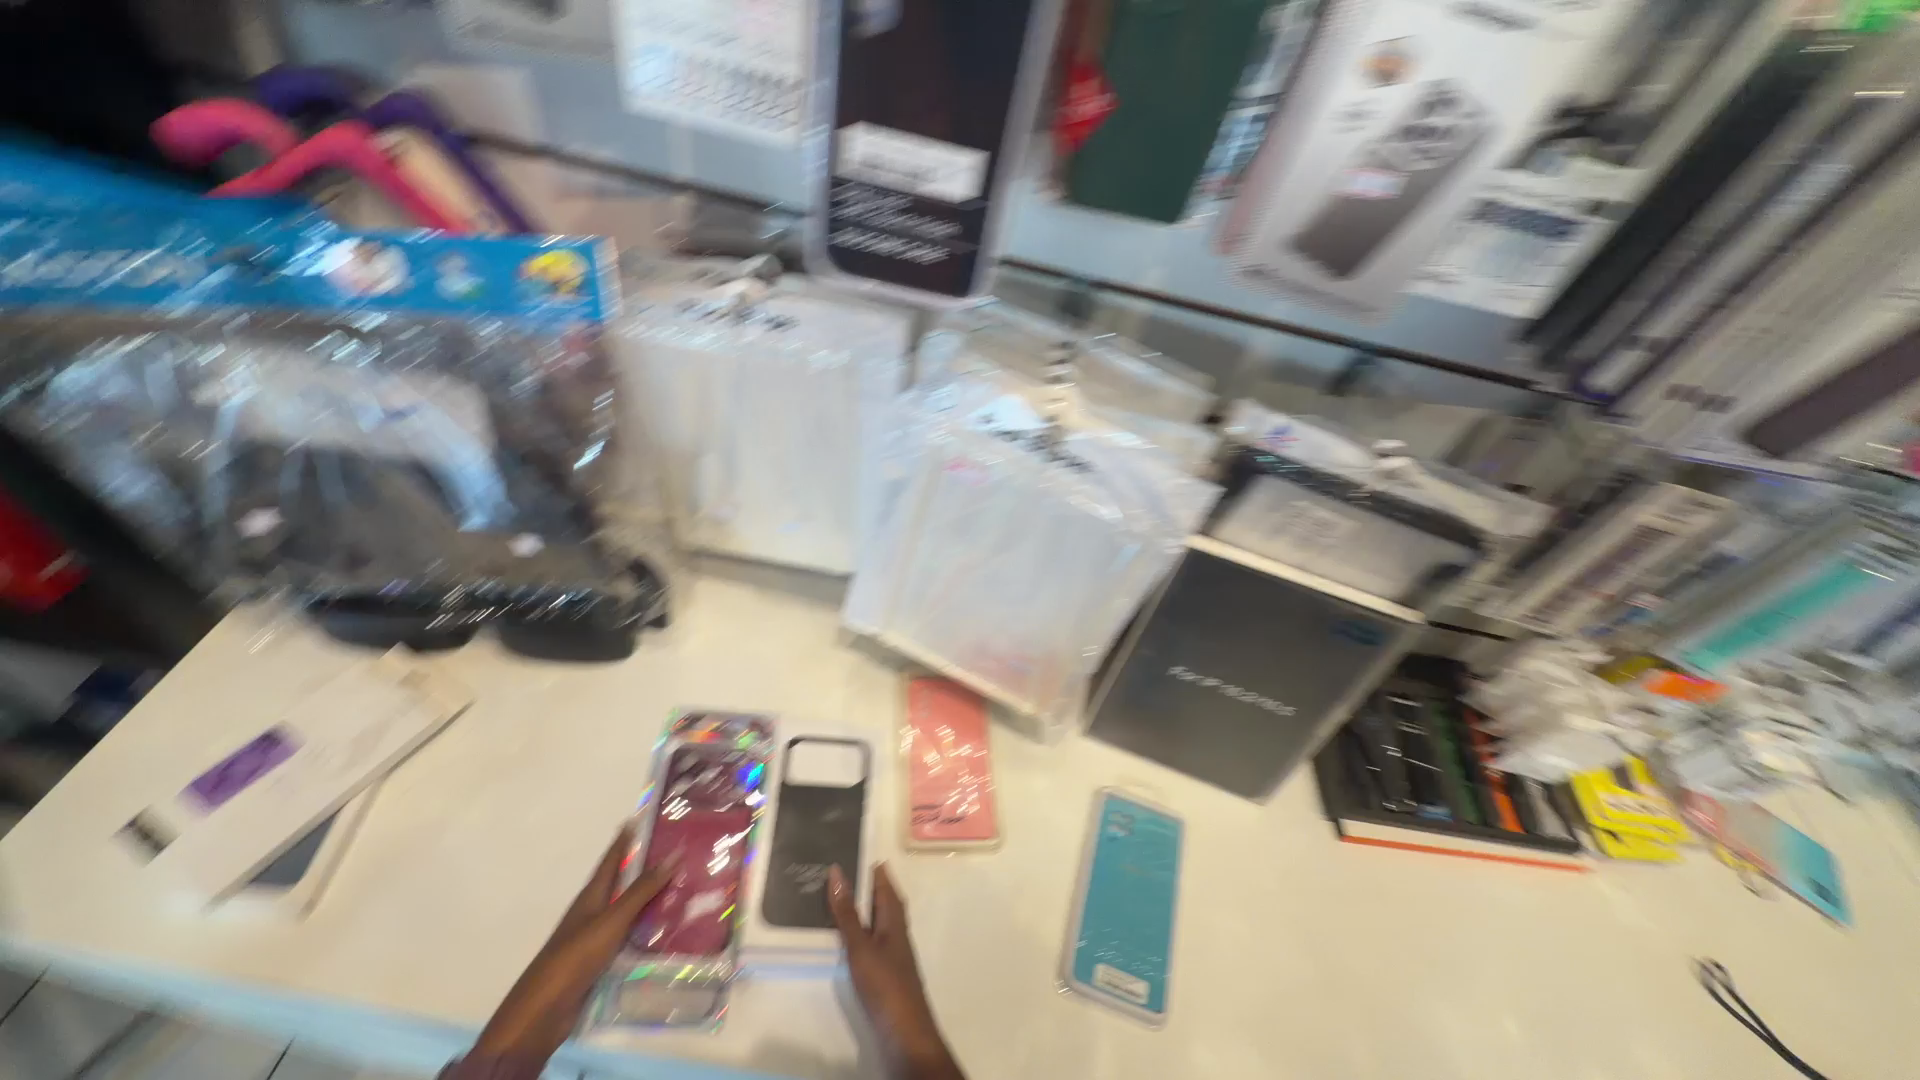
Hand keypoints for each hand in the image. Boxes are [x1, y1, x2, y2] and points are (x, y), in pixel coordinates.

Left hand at [473, 826, 674, 1062]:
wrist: (544, 1011)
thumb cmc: (575, 957)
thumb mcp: (611, 919)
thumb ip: (642, 890)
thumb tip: (673, 855)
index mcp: (591, 896)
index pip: (612, 859)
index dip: (625, 839)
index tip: (642, 817)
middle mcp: (594, 912)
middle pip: (622, 883)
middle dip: (645, 867)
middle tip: (676, 852)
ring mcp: (597, 938)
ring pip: (629, 911)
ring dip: (651, 899)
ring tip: (682, 888)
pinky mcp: (602, 961)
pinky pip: (631, 936)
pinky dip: (648, 928)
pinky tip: (669, 931)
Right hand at [828, 863, 964, 1079]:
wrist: (904, 1031)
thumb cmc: (884, 983)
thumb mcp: (861, 945)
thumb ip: (847, 912)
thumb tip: (837, 871)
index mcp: (894, 918)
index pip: (884, 883)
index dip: (870, 866)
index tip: (850, 848)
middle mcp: (896, 930)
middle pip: (882, 899)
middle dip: (864, 884)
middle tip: (837, 871)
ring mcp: (893, 951)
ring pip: (877, 919)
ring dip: (860, 906)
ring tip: (835, 898)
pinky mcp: (886, 970)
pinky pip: (872, 938)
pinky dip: (858, 929)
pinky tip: (844, 936)